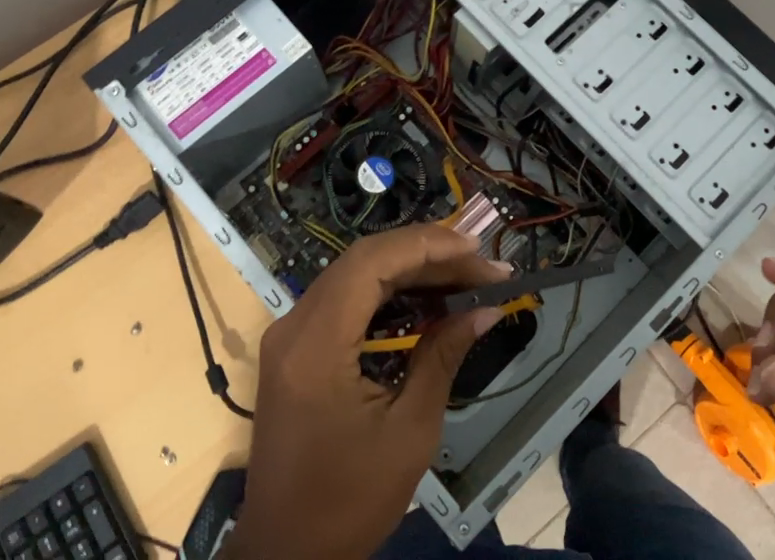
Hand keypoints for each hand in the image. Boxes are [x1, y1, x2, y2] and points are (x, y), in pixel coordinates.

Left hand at [221, 225, 510, 559]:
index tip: (477, 250)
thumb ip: (443, 356)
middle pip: (363, 262)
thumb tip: (486, 307)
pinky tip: (428, 302)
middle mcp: (294, 326)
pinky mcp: (295, 349)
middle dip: (427, 256)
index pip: (370, 263)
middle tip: (483, 266)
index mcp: (315, 345)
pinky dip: (387, 295)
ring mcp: (290, 336)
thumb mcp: (409, 430)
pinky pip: (344, 302)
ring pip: (354, 277)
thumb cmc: (350, 498)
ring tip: (466, 278)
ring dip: (409, 272)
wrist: (288, 550)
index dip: (427, 246)